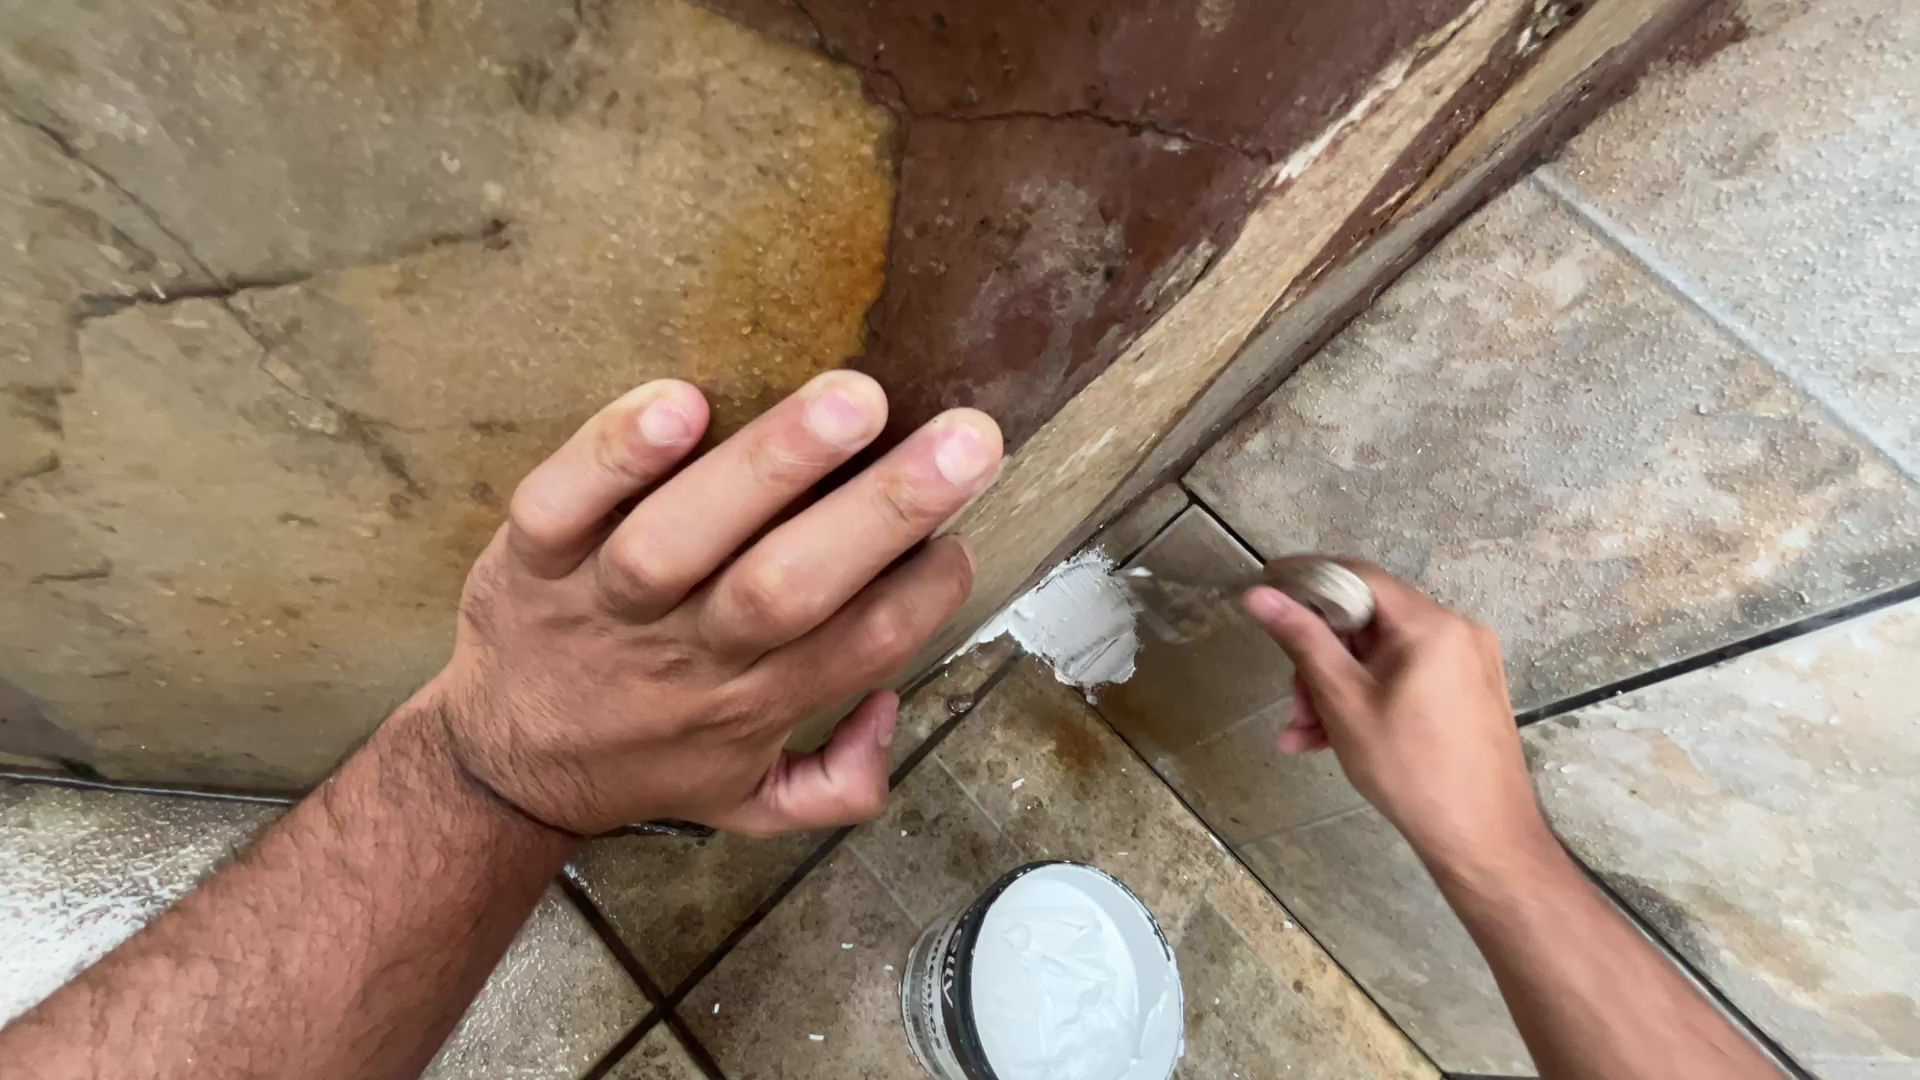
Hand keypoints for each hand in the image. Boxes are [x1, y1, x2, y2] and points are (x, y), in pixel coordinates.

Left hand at [418, 372, 1002, 837]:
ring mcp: (606, 603)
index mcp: (756, 706)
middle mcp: (691, 654)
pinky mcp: (531, 557)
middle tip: (968, 441)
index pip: (864, 646)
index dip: (928, 593)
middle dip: (886, 510)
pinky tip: (680, 402)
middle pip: (792, 587)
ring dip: (773, 467)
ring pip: (687, 540)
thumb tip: (890, 708)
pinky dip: (617, 457)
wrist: (504, 765)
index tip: (961, 538)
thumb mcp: (753, 809)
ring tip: (854, 401)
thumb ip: (838, 787)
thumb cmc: (651, 759)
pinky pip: (563, 506)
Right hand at [1242, 561, 1550, 869]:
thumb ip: (1300, 638)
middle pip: (1363, 622)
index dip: (1307, 577)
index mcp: (1430, 625)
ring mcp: (1464, 662)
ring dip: (1331, 687)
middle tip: (1293, 700)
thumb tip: (1258, 594)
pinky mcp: (1464, 690)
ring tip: (1303, 732)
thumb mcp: (1342, 699)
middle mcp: (1454, 631)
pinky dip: (1361, 698)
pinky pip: (1397, 677)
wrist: (1484, 842)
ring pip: (1374, 655)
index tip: (1266, 588)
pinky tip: (1326, 739)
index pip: (1357, 575)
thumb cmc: (1409, 768)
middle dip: (1316, 657)